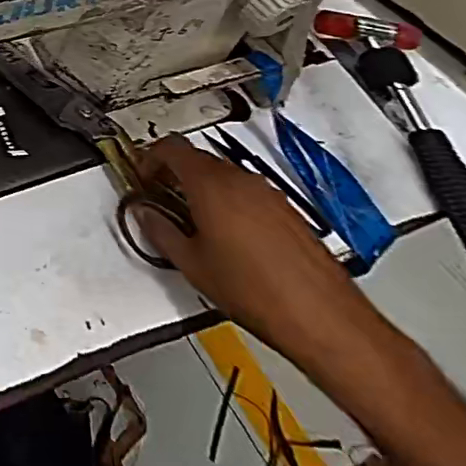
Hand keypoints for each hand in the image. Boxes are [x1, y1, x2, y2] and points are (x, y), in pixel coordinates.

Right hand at [131, 136, 377, 359]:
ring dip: (201, 188)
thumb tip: (146, 216)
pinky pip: (247, 192)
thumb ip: (160, 231)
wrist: (321, 318)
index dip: (149, 159)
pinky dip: (228, 201)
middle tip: (160, 198)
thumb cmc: (261, 293)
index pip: (170, 148)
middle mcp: (240, 180)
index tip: (143, 177)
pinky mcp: (285, 209)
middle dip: (173, 175)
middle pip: (196, 158)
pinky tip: (225, 236)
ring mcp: (266, 193)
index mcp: (210, 185)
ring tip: (191, 222)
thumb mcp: (191, 264)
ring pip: (222, 175)